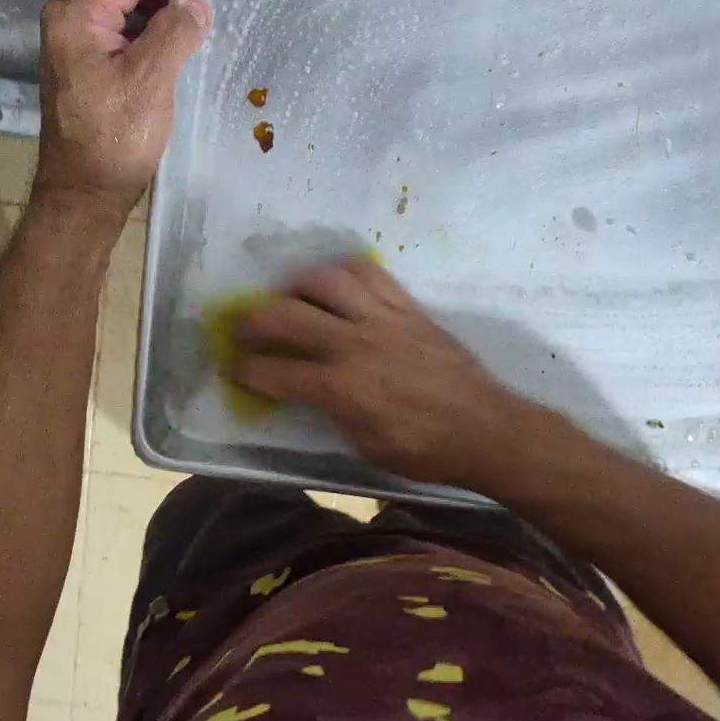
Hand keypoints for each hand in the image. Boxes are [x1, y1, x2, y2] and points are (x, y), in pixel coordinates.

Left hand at [36, 0, 213, 222]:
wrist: (86, 195)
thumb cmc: (115, 138)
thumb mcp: (150, 81)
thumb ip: (175, 33)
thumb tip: (198, 3)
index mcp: (76, 15)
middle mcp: (69, 25)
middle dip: (169, 4)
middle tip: (211, 18)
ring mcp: (75, 53)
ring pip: (129, 25)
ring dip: (163, 31)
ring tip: (201, 42)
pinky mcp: (87, 78)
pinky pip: (124, 50)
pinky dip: (150, 53)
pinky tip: (178, 67)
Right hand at [235, 258, 528, 486]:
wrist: (485, 429)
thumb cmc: (424, 451)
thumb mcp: (365, 446)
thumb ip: (332, 413)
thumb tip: (310, 393)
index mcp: (341, 388)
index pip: (276, 372)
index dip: (247, 371)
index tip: (235, 369)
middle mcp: (355, 344)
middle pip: (288, 315)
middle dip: (255, 320)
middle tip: (245, 327)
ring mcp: (383, 319)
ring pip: (326, 280)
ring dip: (295, 284)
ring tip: (287, 294)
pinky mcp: (408, 307)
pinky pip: (370, 272)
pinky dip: (344, 270)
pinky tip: (335, 281)